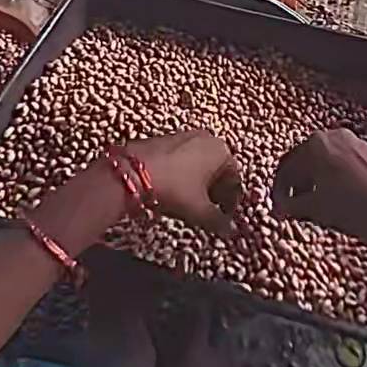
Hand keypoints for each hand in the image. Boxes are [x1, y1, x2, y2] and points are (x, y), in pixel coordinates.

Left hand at [124, 130, 241, 236]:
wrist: (131, 173)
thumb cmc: (173, 187)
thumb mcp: (199, 210)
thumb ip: (218, 220)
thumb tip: (229, 230)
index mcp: (221, 150)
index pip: (235, 179)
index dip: (230, 201)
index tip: (223, 218)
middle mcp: (206, 138)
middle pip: (217, 169)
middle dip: (214, 191)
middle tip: (207, 212)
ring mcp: (184, 136)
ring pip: (199, 164)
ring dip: (198, 183)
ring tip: (188, 203)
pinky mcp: (165, 139)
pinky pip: (182, 159)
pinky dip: (182, 175)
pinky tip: (172, 190)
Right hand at [273, 129, 366, 260]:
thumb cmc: (357, 207)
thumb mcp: (315, 209)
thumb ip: (291, 206)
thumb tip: (283, 207)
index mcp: (315, 144)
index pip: (287, 166)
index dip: (280, 189)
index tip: (278, 205)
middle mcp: (335, 137)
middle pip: (306, 160)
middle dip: (299, 183)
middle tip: (294, 205)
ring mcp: (356, 143)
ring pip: (326, 161)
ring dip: (317, 181)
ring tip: (316, 205)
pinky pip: (344, 164)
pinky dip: (336, 178)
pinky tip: (338, 199)